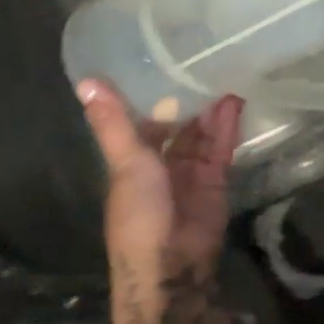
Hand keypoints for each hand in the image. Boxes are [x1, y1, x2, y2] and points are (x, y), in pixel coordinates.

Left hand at [78, 80, 243, 323]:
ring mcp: (189, 173)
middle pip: (176, 127)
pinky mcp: (215, 180)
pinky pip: (221, 147)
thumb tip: (86, 80)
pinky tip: (237, 101)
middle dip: (188, 100)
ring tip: (226, 73)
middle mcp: (159, 165)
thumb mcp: (126, 163)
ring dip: (211, 109)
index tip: (164, 61)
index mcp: (130, 163)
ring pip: (201, 134)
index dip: (151, 96)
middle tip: (205, 60)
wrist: (173, 263)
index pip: (140, 123)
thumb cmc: (139, 213)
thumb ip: (115, 122)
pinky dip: (228, 126)